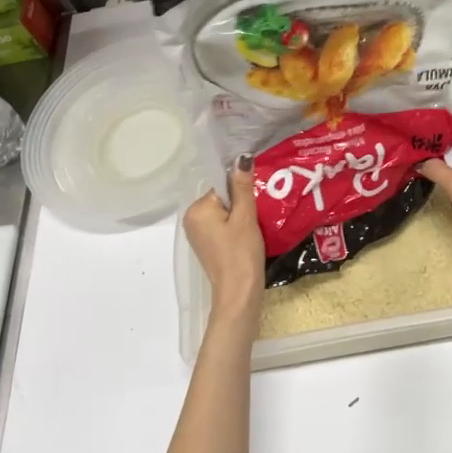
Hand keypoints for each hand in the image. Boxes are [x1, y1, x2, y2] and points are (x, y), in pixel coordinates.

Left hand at [183, 155, 265, 332]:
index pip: (222, 186)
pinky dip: (237, 229)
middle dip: (241, 205)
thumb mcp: (245, 217)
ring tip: (257, 227)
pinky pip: (223, 227)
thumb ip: (242, 186)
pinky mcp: (207, 246)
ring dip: (241, 217)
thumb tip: (242, 158)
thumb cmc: (241, 253)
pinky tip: (250, 238)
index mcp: (196, 209)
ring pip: (224, 213)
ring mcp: (198, 234)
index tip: (257, 201)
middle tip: (259, 216)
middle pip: (222, 199)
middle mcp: (192, 219)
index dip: (241, 192)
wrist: (239, 293)